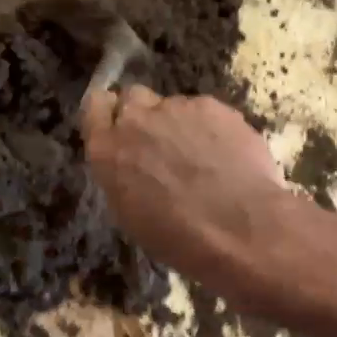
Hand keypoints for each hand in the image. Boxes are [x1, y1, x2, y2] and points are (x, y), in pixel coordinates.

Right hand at [82, 86, 286, 287]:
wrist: (242, 231)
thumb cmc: (180, 238)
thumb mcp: (130, 214)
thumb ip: (122, 173)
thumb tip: (131, 163)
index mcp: (107, 149)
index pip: (94, 105)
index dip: (108, 112)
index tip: (120, 126)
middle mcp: (135, 120)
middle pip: (132, 98)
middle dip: (144, 114)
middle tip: (163, 144)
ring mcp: (174, 107)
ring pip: (173, 106)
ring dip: (182, 125)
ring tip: (207, 159)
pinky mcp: (211, 105)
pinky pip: (205, 111)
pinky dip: (213, 129)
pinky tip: (229, 157)